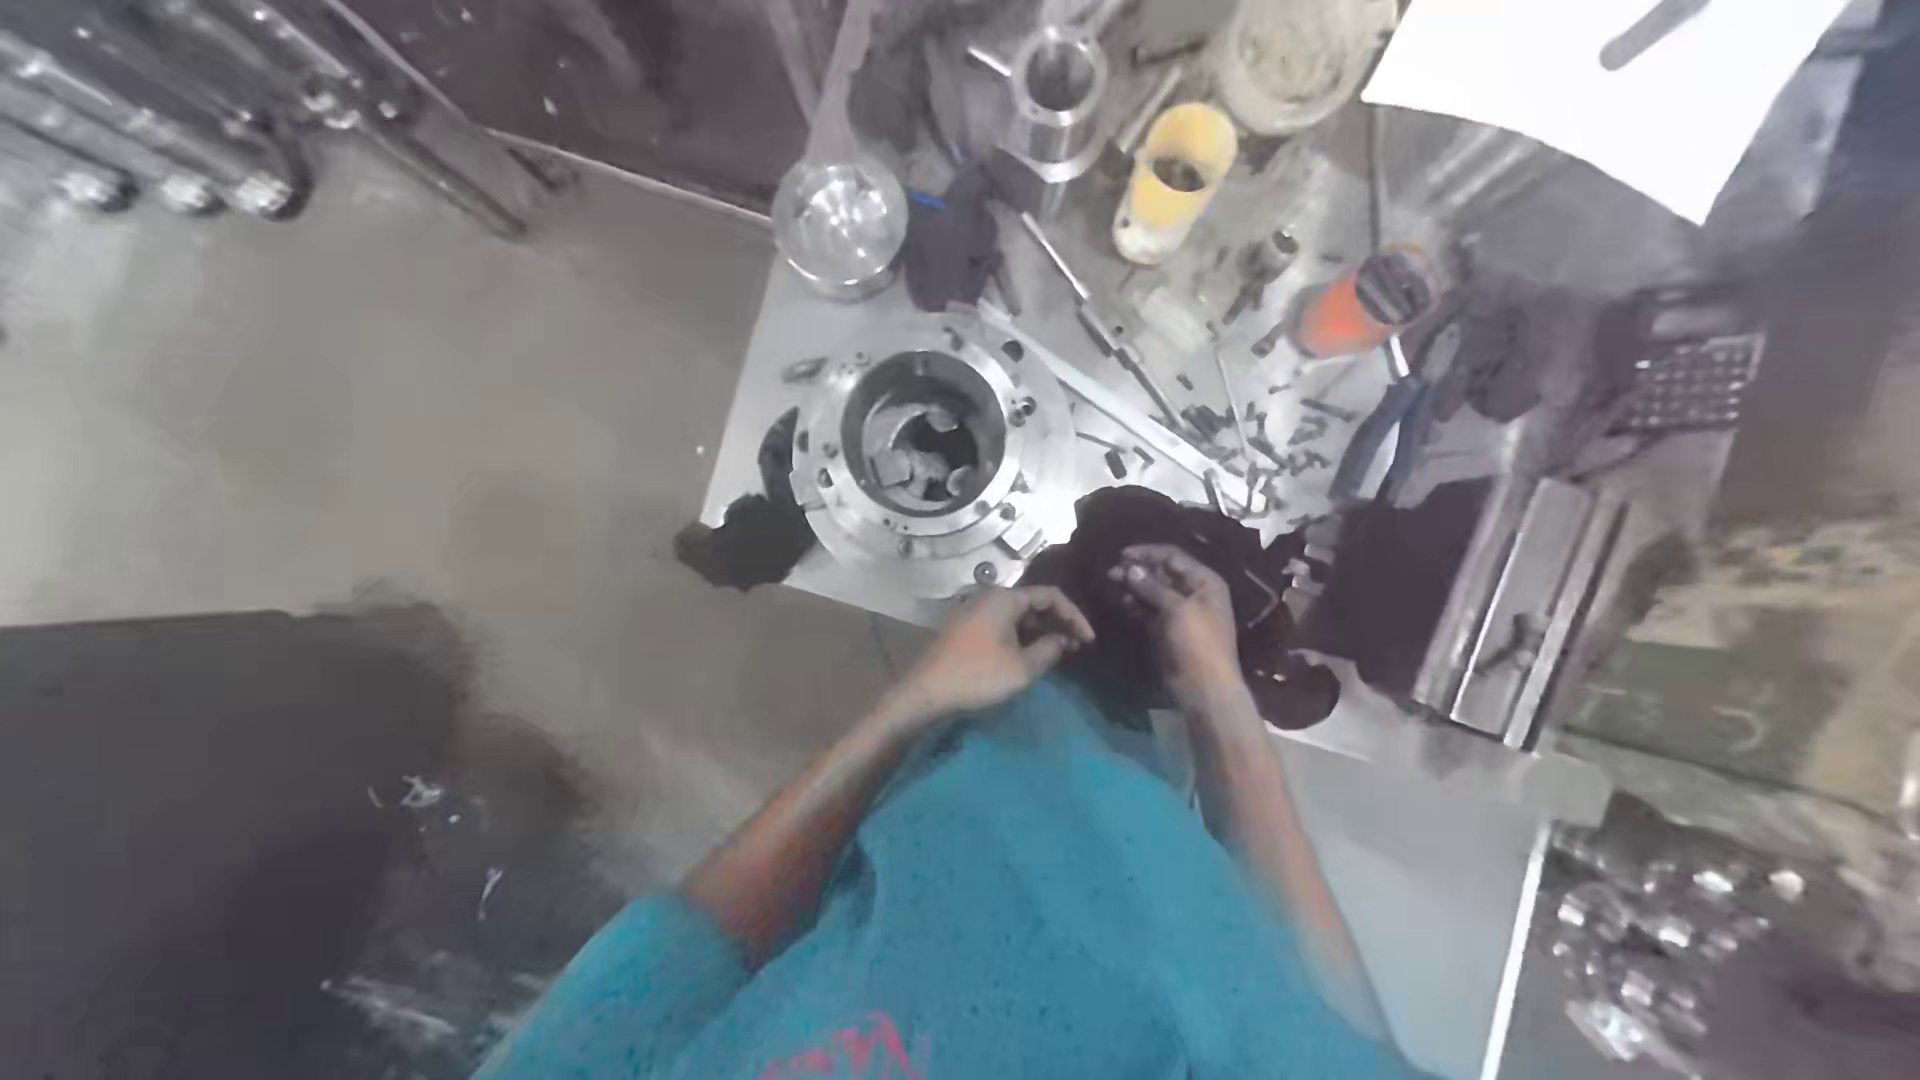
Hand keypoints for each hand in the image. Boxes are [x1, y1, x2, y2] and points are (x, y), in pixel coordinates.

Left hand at [886, 586, 1094, 724]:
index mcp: (1005, 598)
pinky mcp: (968, 627)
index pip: (1051, 596)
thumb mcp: (1022, 668)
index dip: (1075, 616)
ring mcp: (977, 611)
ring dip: (1041, 631)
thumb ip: (1049, 649)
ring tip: (1059, 652)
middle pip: (1034, 602)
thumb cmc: (976, 676)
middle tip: (1077, 647)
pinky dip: (1023, 636)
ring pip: (1019, 615)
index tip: (1089, 640)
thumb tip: (1062, 640)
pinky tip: (1032, 655)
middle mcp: (990, 597)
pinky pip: (1004, 624)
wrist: (925, 691)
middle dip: (1059, 623)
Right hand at [1108, 543, 1248, 714]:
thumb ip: (1153, 586)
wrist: (1203, 686)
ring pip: (1152, 590)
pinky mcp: (1165, 627)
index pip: (1173, 557)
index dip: (1148, 553)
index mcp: (1205, 582)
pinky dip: (1136, 603)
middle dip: (1137, 570)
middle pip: (1161, 572)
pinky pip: (1148, 608)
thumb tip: (1130, 568)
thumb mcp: (1177, 609)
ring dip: (1133, 585)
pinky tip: (1122, 601)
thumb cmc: (1198, 643)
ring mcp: (1178, 610)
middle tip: (1112, 572)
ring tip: (1112, 582)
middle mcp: (1192, 592)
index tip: (1122, 554)